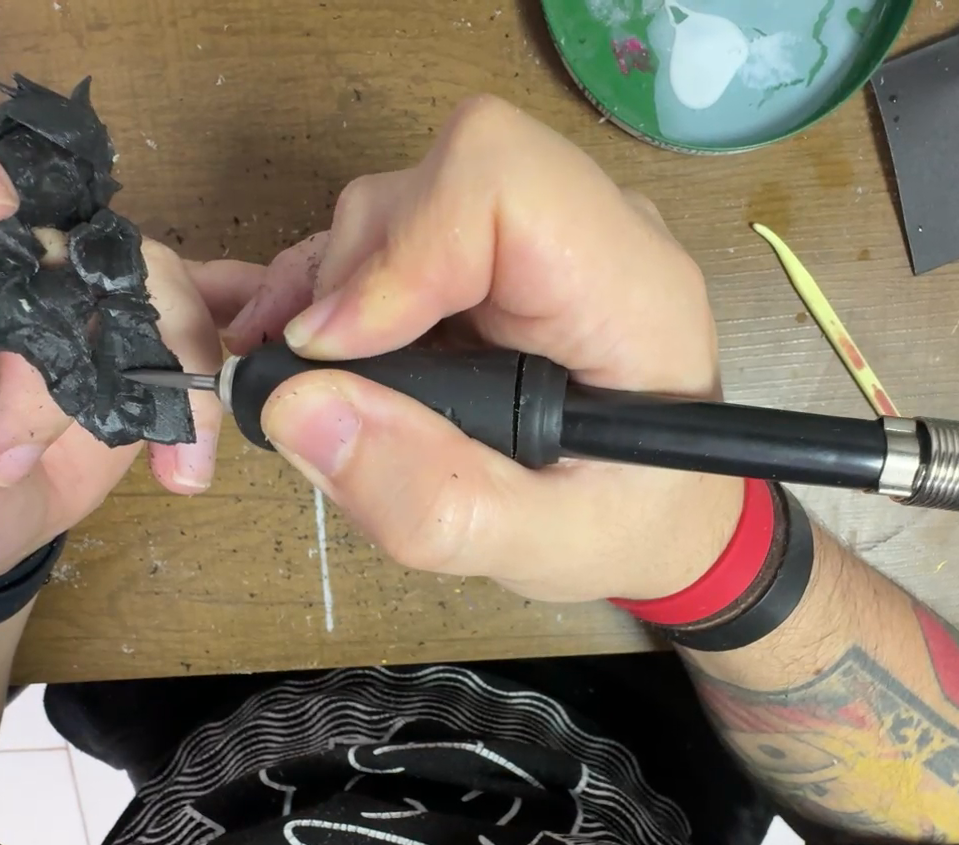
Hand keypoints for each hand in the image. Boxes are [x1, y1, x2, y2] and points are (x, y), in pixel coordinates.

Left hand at [0, 34, 261, 587]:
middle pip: (41, 201)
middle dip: (53, 330)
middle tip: (4, 459)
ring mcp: (58, 272)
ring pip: (143, 269)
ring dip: (149, 376)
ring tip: (117, 476)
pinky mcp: (128, 322)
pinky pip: (198, 327)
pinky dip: (200, 398)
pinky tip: (186, 469)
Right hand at [225, 97, 741, 602]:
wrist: (660, 509)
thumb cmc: (629, 526)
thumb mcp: (543, 546)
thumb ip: (437, 502)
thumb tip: (298, 409)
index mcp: (628, 293)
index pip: (502, 185)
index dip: (399, 252)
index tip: (331, 350)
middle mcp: (584, 238)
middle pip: (433, 186)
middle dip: (349, 279)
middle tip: (312, 381)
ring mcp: (534, 242)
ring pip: (399, 207)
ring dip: (329, 289)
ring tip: (301, 375)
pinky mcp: (490, 266)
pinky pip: (394, 239)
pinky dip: (331, 289)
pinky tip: (307, 349)